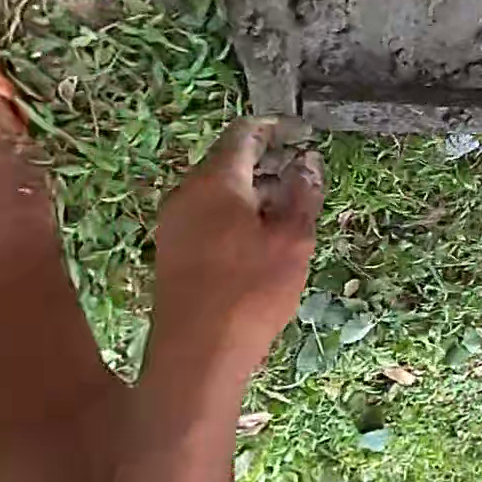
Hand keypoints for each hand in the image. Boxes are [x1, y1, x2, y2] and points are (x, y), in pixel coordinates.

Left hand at [149, 117, 324, 375]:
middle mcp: (187, 193)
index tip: (301, 135)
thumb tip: (308, 161)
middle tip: (303, 175)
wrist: (197, 352)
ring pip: (219, 192)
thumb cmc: (251, 290)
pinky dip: (236, 214)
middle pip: (228, 163)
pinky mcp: (173, 250)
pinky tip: (260, 239)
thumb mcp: (292, 240)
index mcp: (215, 181)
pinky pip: (208, 216)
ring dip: (254, 191)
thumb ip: (303, 194)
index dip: (275, 129)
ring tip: (289, 210)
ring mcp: (174, 223)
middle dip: (267, 163)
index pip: (243, 135)